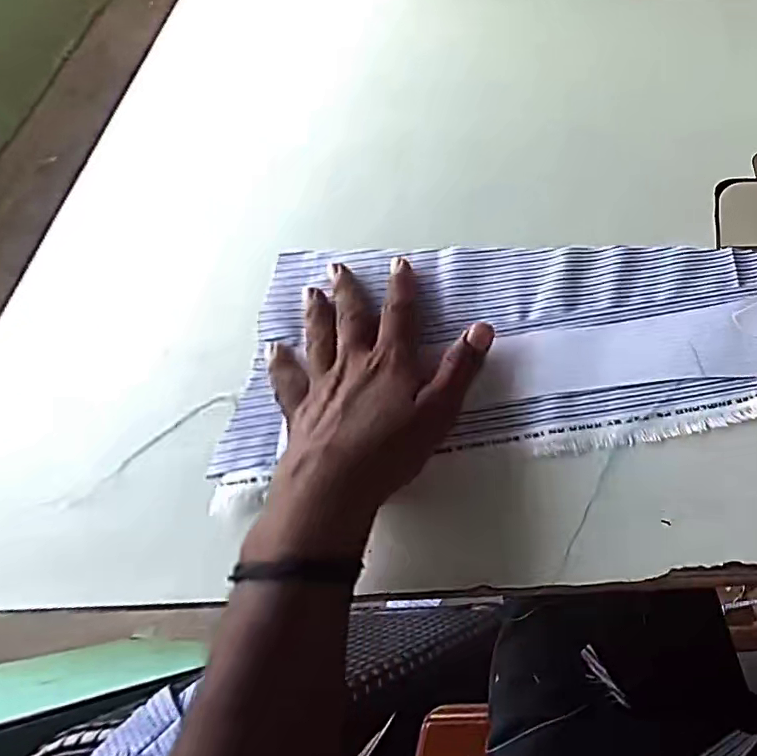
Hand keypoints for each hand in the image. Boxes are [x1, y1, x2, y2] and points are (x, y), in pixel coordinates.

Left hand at [243, 258, 492, 559]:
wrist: (330, 491)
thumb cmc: (391, 451)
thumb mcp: (439, 411)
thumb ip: (459, 368)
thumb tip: (481, 328)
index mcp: (390, 363)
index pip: (399, 316)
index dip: (401, 288)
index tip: (398, 263)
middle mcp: (354, 365)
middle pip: (351, 320)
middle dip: (348, 292)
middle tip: (337, 268)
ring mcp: (323, 386)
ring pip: (318, 341)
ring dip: (316, 315)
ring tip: (310, 293)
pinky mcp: (301, 411)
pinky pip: (289, 380)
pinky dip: (281, 362)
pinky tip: (275, 350)